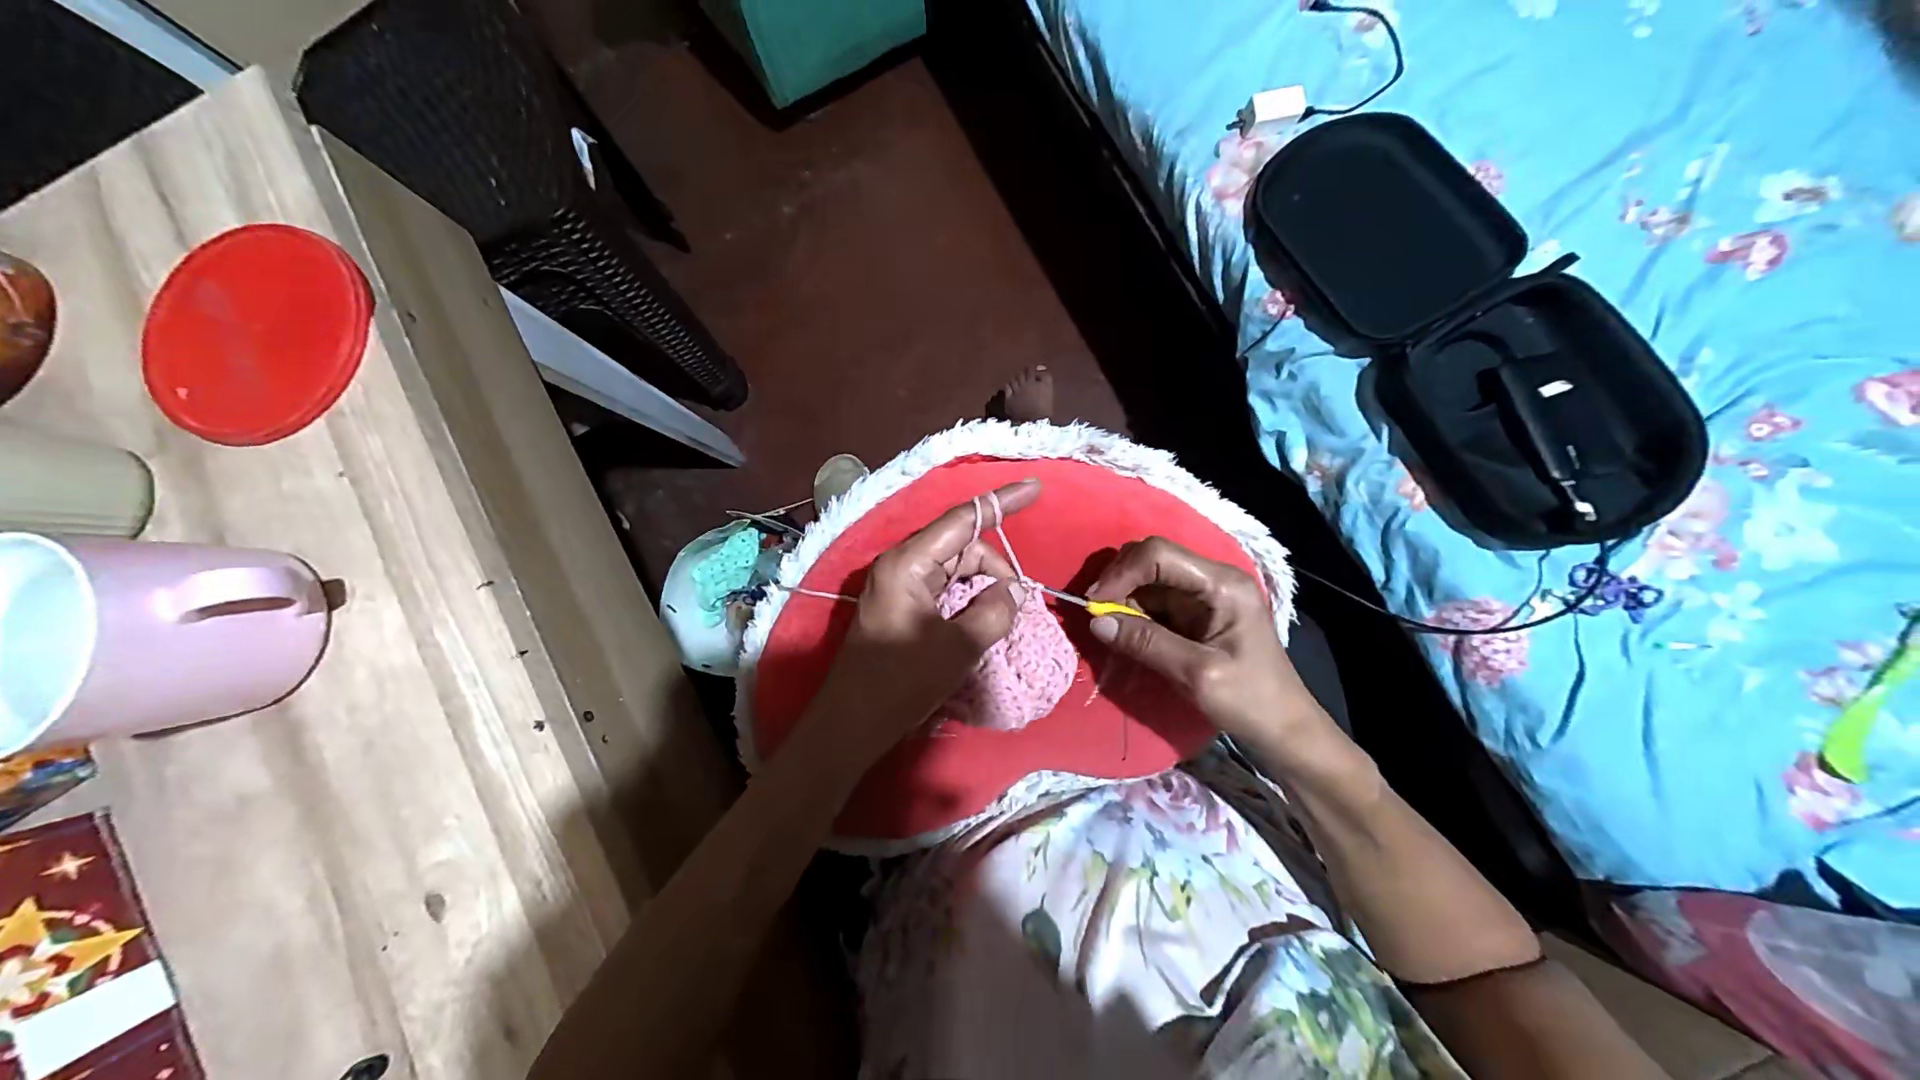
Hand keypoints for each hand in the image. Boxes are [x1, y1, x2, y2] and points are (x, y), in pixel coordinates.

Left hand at [803, 479, 1039, 764]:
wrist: (852, 723)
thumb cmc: (900, 682)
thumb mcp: (957, 647)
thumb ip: (994, 611)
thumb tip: (1014, 591)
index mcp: (909, 564)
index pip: (963, 520)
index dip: (1001, 502)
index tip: (1036, 487)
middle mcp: (902, 566)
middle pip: (961, 547)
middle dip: (995, 568)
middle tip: (1018, 601)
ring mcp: (899, 586)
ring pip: (955, 570)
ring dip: (983, 586)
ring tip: (1004, 616)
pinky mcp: (902, 608)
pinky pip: (944, 590)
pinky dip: (968, 600)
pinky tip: (985, 620)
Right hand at [1086, 537, 1342, 763]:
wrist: (1283, 729)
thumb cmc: (1249, 700)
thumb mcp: (1196, 674)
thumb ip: (1146, 643)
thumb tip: (1096, 621)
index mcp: (1223, 584)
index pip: (1159, 554)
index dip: (1122, 573)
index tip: (1094, 605)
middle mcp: (1213, 579)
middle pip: (1152, 558)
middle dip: (1119, 582)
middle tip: (1097, 616)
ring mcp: (1204, 595)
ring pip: (1149, 579)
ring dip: (1124, 599)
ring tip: (1111, 629)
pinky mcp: (1195, 613)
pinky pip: (1154, 600)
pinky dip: (1134, 612)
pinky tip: (1125, 632)